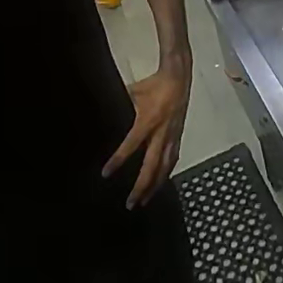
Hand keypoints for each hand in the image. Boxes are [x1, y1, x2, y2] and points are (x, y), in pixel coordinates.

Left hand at [101, 65, 190, 208]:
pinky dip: (166, 173)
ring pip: (164, 168)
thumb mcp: (133, 91)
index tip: (106, 174)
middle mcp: (160, 134)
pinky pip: (173, 159)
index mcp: (147, 122)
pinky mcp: (178, 136)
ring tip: (145, 201)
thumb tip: (103, 106)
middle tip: (130, 204)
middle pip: (150, 167)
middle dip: (140, 187)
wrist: (178, 78)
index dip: (118, 160)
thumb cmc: (154, 85)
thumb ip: (121, 102)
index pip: (130, 146)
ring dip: (154, 186)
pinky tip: (161, 181)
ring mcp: (172, 137)